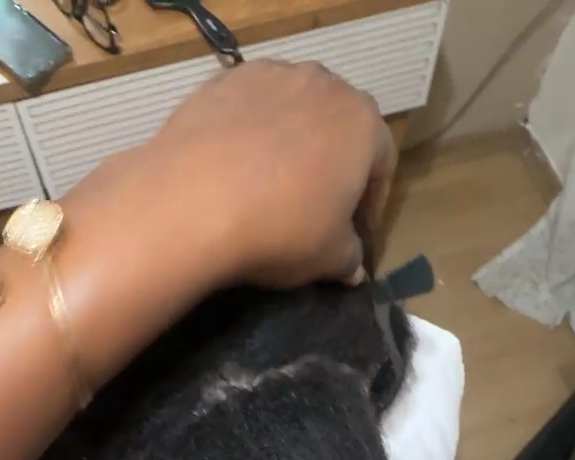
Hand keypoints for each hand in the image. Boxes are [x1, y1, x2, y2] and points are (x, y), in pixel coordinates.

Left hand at [88, 60, 395, 288]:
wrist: (193, 203)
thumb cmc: (282, 230)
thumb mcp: (328, 258)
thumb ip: (349, 258)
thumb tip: (353, 268)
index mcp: (362, 122)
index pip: (381, 162)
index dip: (371, 202)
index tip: (356, 233)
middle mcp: (322, 85)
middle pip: (337, 128)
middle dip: (332, 167)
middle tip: (315, 209)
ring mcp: (269, 76)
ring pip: (291, 114)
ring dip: (289, 147)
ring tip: (270, 189)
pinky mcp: (220, 82)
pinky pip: (246, 113)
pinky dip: (246, 138)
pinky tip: (232, 174)